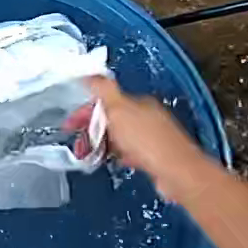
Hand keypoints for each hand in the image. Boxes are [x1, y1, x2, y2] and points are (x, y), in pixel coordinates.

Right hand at [72, 76, 215, 198]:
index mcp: (138, 103)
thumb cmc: (148, 141)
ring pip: (119, 138)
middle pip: (111, 120)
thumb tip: (90, 74)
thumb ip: (103, 90)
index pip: (106, 101)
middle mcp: (146, 118)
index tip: (71, 123)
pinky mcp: (153, 157)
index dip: (85, 111)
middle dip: (91, 130)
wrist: (175, 172)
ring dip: (101, 145)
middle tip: (78, 143)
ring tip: (88, 156)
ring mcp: (151, 138)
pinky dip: (116, 155)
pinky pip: (129, 153)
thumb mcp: (119, 110)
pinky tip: (112, 161)